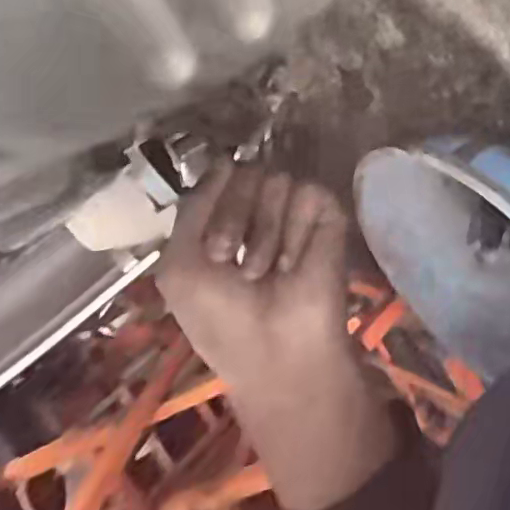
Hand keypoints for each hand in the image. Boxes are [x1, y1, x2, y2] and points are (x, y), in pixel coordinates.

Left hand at [157, 164, 349, 386]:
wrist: (275, 348)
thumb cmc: (220, 318)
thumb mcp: (180, 267)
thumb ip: (193, 208)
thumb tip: (225, 160)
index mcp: (226, 216)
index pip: (221, 174)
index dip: (214, 200)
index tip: (212, 245)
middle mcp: (261, 206)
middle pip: (247, 171)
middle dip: (234, 217)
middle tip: (231, 258)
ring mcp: (296, 209)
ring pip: (277, 180)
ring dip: (265, 233)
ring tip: (268, 271)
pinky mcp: (329, 213)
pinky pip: (308, 194)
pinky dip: (295, 233)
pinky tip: (293, 264)